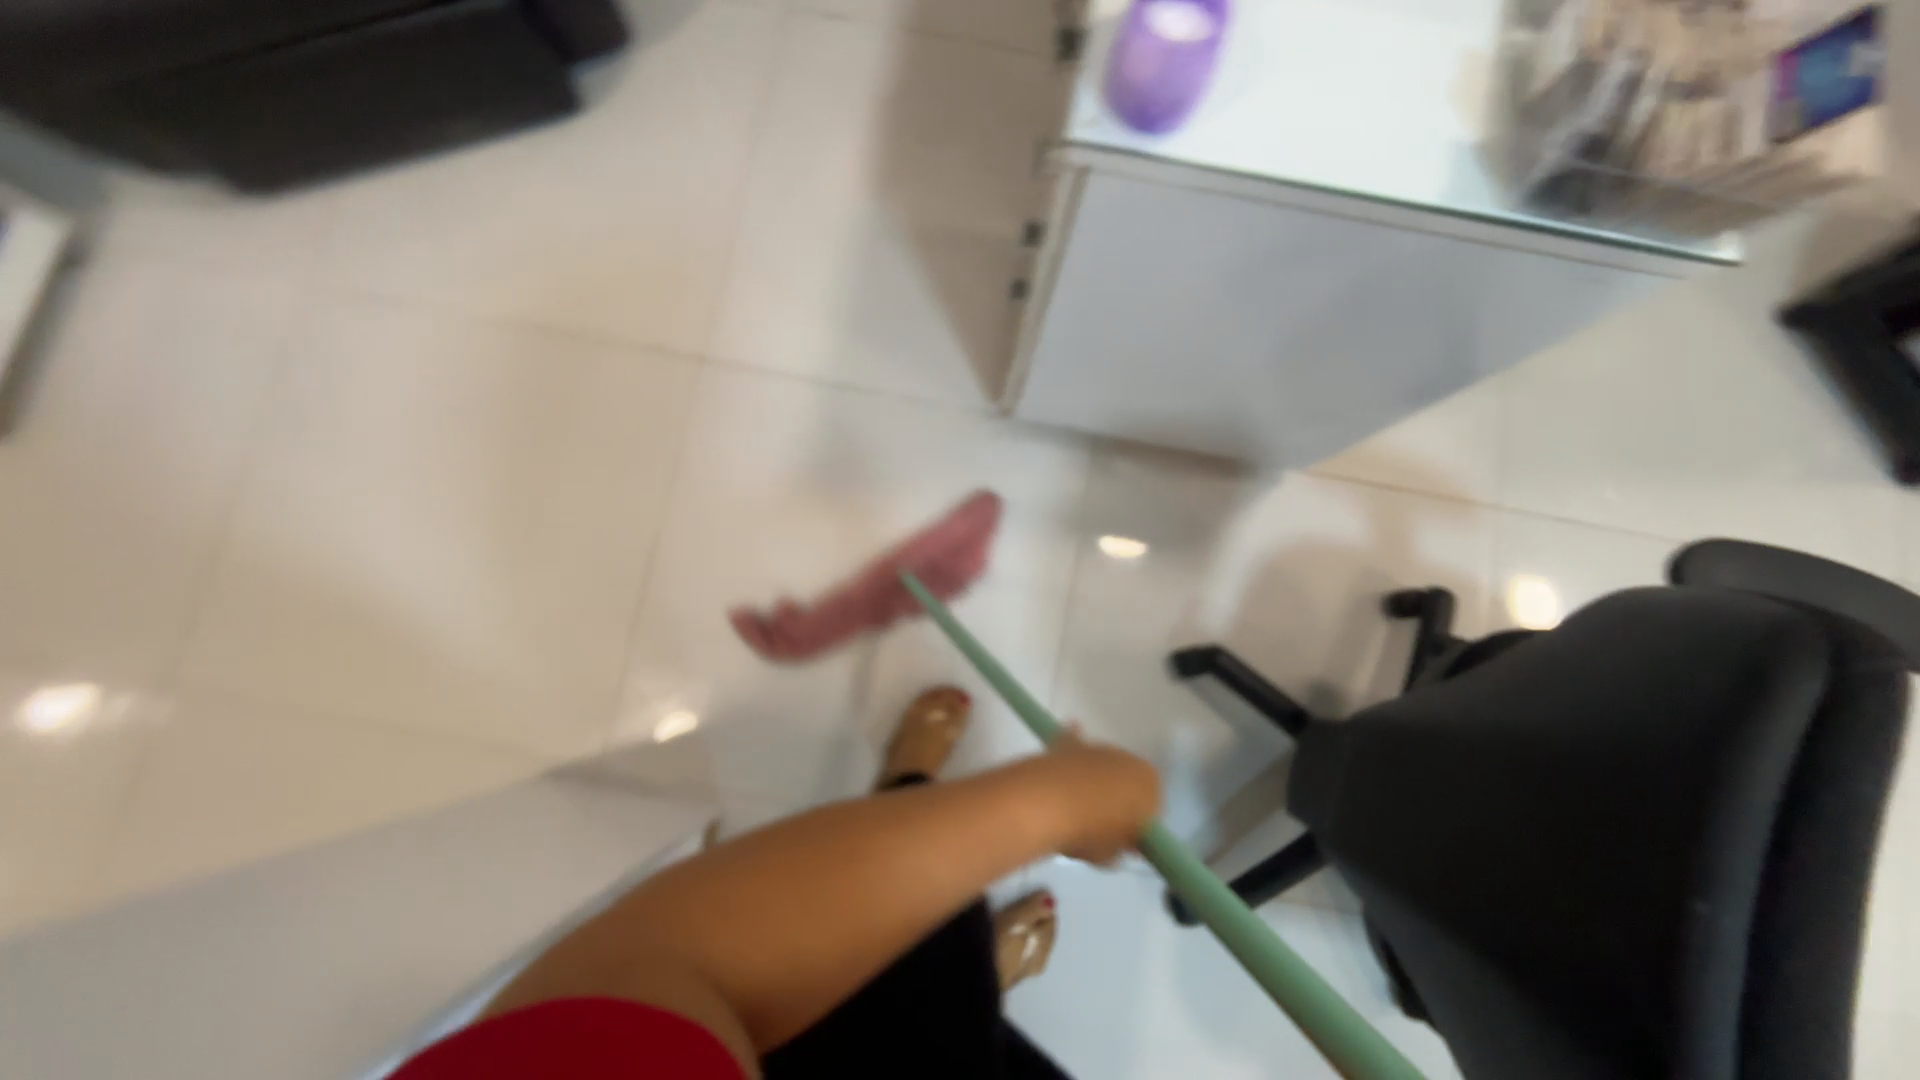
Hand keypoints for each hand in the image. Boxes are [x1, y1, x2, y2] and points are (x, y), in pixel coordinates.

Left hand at [1032, 729, 1160, 864]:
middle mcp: (1128, 759)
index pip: (1153, 808)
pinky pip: (1075, 742)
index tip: (1124, 843)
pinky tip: (1071, 737)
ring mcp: (1098, 748)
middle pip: (1127, 784)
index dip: (1139, 828)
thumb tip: (1113, 846)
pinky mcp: (1069, 743)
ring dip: (1095, 781)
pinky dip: (1074, 740)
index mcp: (1150, 784)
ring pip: (1102, 767)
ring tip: (1076, 806)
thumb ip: (1117, 848)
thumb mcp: (1110, 854)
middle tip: (1099, 828)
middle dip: (1118, 801)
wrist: (1048, 803)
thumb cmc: (1090, 832)